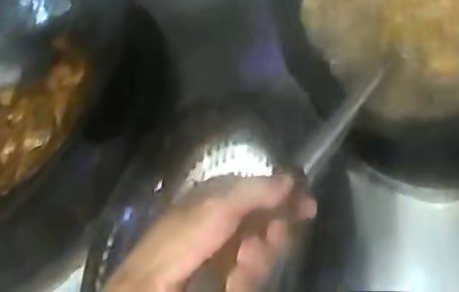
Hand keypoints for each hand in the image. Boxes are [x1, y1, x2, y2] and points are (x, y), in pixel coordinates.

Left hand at [105, 174, 316, 291]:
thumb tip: (292, 178)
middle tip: (278, 235)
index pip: (261, 190)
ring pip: (262, 254)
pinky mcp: (226, 285)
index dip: (286, 195)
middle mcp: (225, 225)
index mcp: (219, 198)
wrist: (150, 291)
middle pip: (266, 223)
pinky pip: (250, 280)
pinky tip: (236, 281)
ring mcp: (224, 259)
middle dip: (276, 228)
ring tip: (245, 262)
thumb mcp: (221, 205)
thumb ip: (258, 190)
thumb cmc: (182, 239)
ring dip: (261, 257)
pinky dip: (248, 280)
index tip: (308, 204)